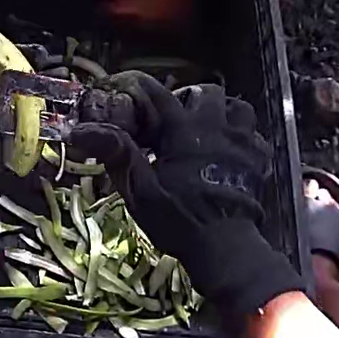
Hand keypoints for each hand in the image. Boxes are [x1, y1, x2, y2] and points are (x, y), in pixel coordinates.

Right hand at [71, 75, 302, 324]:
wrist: (225, 248)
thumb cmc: (178, 220)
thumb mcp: (138, 190)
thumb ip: (116, 154)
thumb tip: (78, 130)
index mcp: (183, 132)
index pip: (159, 95)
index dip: (143, 89)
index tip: (131, 88)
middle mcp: (216, 128)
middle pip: (205, 92)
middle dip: (189, 98)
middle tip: (175, 117)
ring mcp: (243, 143)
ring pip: (237, 107)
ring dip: (221, 112)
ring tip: (207, 128)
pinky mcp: (260, 161)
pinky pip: (255, 135)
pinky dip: (242, 137)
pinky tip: (230, 151)